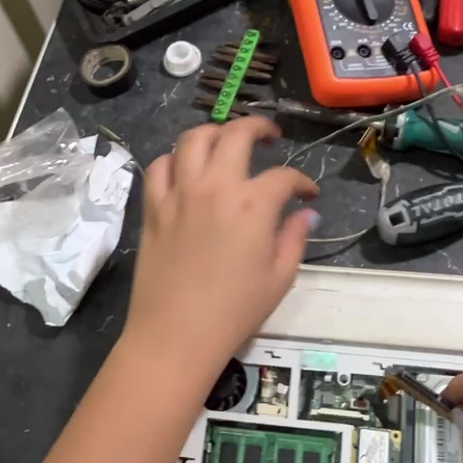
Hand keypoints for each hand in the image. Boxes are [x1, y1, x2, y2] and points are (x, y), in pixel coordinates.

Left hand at [122, 118, 318, 368]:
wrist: (175, 335)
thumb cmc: (234, 312)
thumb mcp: (279, 279)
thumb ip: (294, 239)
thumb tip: (306, 214)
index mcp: (252, 205)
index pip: (284, 177)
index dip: (302, 182)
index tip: (309, 194)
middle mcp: (215, 187)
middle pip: (236, 134)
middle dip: (259, 127)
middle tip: (270, 137)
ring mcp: (179, 193)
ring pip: (193, 139)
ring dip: (214, 133)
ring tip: (226, 142)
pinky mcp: (153, 207)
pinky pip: (159, 166)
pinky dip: (174, 160)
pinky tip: (185, 169)